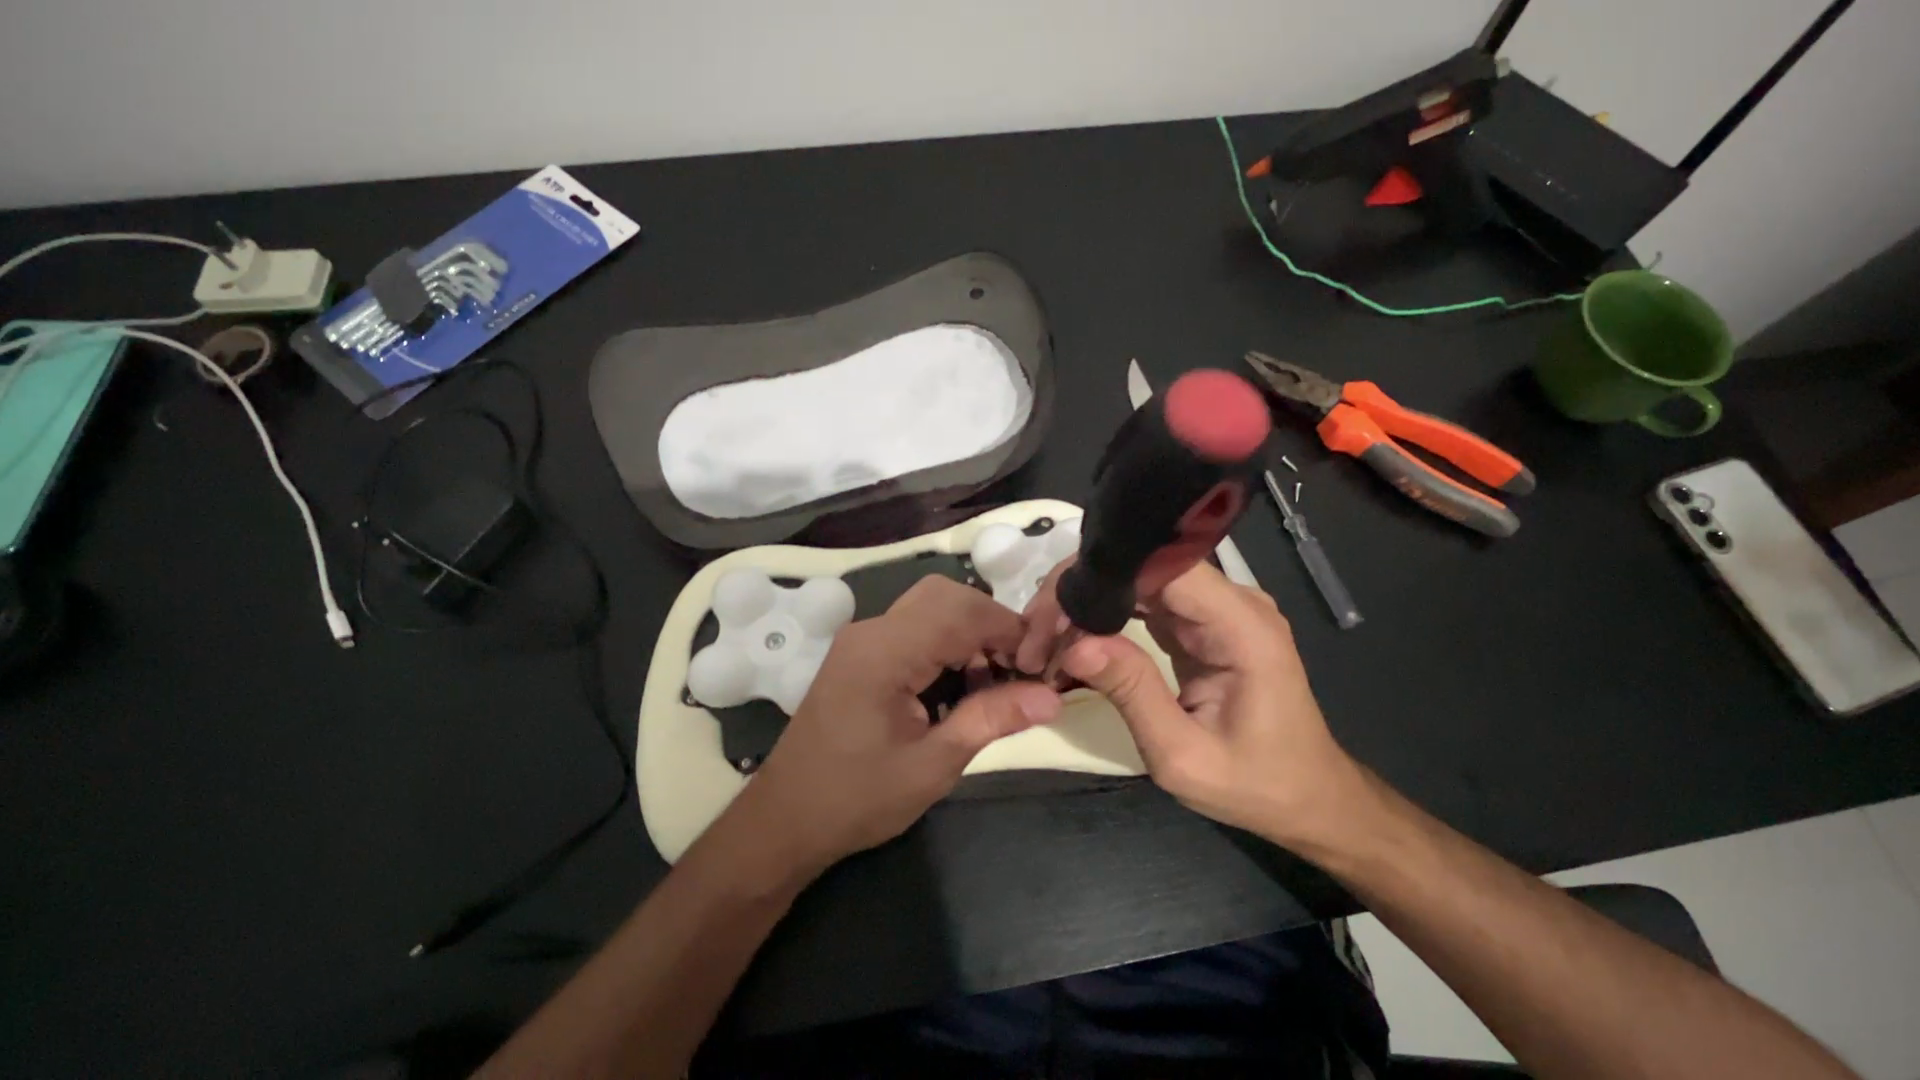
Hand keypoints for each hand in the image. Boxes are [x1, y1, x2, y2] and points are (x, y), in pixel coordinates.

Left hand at [732, 577, 1062, 872]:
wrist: (786, 820)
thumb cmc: (858, 798)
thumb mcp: (933, 765)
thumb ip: (990, 720)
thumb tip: (1053, 697)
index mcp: (885, 652)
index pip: (962, 611)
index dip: (1008, 630)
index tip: (1039, 666)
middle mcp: (870, 632)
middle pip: (945, 597)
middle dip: (990, 625)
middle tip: (1018, 671)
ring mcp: (861, 641)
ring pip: (929, 608)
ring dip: (968, 633)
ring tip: (994, 683)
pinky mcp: (859, 657)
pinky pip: (912, 630)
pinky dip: (945, 644)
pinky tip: (961, 687)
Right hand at [1051, 562, 1365, 847]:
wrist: (1308, 799)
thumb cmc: (1256, 785)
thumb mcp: (1184, 756)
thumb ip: (1134, 695)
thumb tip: (1076, 645)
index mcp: (1242, 627)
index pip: (1163, 568)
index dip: (1101, 578)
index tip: (1051, 618)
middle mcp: (1235, 604)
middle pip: (1144, 567)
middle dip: (1081, 594)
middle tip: (1034, 640)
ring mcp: (1220, 611)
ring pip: (1138, 582)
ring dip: (1087, 606)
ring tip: (1043, 644)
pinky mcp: (1205, 626)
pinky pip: (1147, 603)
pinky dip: (1105, 619)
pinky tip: (1072, 642)